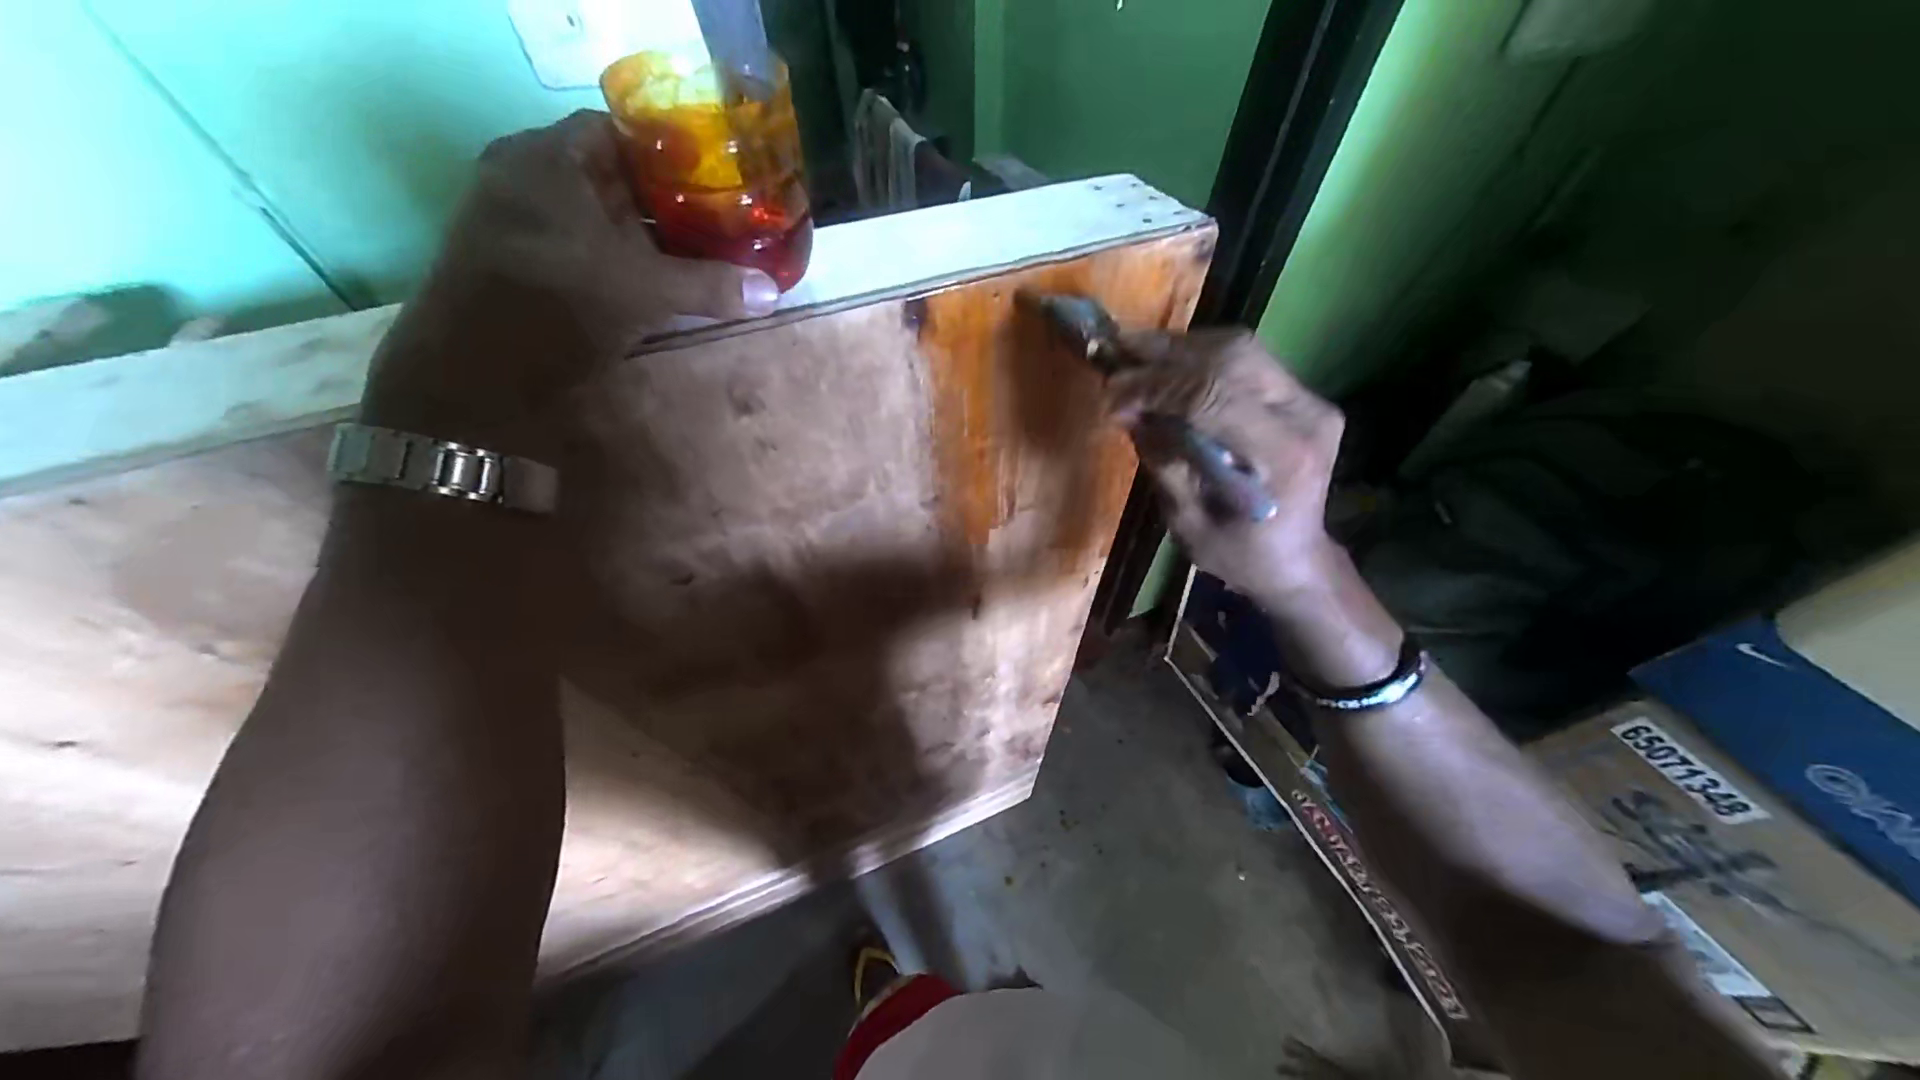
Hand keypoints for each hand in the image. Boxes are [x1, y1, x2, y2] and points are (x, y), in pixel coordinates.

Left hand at [360, 110, 780, 458]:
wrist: (473, 374)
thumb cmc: (555, 306)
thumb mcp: (642, 292)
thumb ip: (708, 285)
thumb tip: (772, 291)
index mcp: (546, 160)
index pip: (614, 131)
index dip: (665, 151)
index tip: (710, 176)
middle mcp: (524, 179)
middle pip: (606, 175)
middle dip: (661, 198)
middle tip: (714, 217)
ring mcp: (515, 224)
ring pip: (592, 216)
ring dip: (640, 235)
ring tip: (694, 251)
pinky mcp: (518, 266)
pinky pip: (578, 248)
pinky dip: (615, 260)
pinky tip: (652, 284)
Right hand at [1106, 329, 1345, 606]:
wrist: (1294, 559)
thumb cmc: (1238, 555)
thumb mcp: (1187, 524)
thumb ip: (1163, 463)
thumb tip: (1127, 411)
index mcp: (1282, 457)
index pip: (1213, 396)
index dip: (1155, 387)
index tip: (1111, 397)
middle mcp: (1305, 416)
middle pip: (1232, 357)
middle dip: (1165, 354)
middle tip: (1114, 357)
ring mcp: (1309, 400)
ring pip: (1239, 348)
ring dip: (1179, 348)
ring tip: (1132, 354)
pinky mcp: (1301, 395)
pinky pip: (1245, 360)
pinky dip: (1198, 357)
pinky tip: (1165, 367)